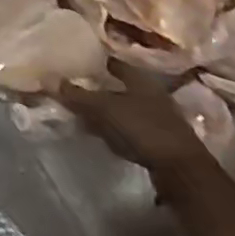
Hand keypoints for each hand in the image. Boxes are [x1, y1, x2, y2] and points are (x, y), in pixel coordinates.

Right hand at [59, 62, 211, 173]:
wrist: (183, 173)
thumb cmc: (142, 128)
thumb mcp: (103, 109)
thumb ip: (77, 95)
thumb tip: (50, 79)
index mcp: (140, 77)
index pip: (113, 62)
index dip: (95, 62)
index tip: (77, 63)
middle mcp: (153, 93)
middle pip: (121, 86)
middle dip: (101, 88)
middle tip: (78, 90)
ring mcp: (161, 118)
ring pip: (128, 107)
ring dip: (110, 110)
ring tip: (88, 115)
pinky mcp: (164, 141)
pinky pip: (134, 127)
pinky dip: (119, 128)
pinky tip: (107, 135)